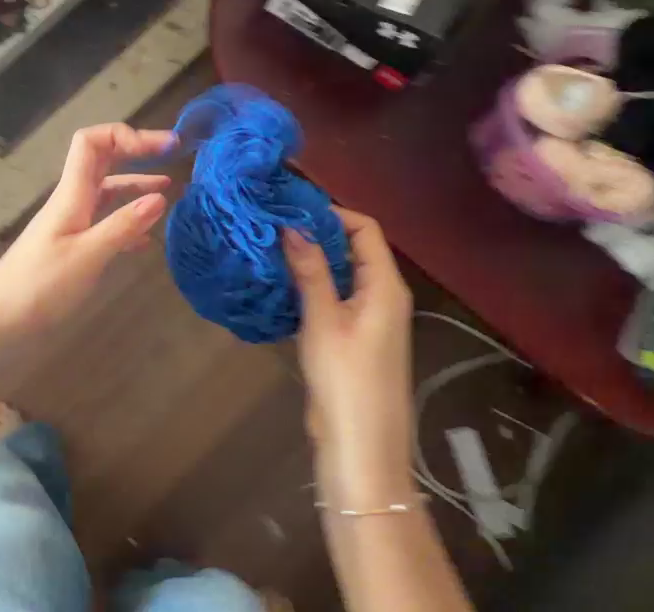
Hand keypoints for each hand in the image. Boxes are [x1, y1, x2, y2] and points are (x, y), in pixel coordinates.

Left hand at [0, 124, 173, 384]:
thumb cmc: (39, 286)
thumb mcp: (87, 256)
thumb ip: (122, 226)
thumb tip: (160, 196)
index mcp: (71, 194)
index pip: (92, 142)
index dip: (127, 134)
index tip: (165, 146)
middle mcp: (71, 200)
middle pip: (102, 159)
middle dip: (136, 151)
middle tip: (174, 156)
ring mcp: (70, 223)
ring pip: (107, 191)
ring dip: (136, 186)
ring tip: (170, 192)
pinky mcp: (71, 246)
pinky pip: (104, 222)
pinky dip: (127, 221)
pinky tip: (147, 240)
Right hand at [284, 208, 416, 506]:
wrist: (361, 446)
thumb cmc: (346, 379)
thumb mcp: (323, 320)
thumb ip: (310, 270)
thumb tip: (292, 225)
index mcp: (385, 287)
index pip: (365, 229)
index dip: (331, 213)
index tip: (289, 207)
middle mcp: (382, 295)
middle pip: (353, 247)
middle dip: (316, 231)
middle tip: (270, 222)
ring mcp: (369, 317)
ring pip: (341, 272)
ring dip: (310, 257)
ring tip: (268, 246)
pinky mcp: (353, 336)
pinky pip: (334, 294)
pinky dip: (310, 282)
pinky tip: (279, 282)